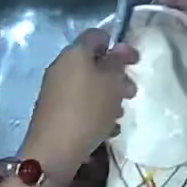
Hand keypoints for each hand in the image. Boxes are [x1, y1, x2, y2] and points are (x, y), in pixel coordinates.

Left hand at [23, 28, 137, 176]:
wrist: (53, 152)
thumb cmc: (88, 110)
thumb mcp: (111, 82)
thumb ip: (118, 62)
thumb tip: (120, 47)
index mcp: (75, 52)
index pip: (97, 35)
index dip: (117, 45)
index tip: (133, 62)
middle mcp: (62, 65)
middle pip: (93, 62)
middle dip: (115, 75)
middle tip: (131, 92)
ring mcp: (55, 88)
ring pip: (87, 84)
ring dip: (107, 94)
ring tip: (120, 114)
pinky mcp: (53, 110)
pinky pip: (79, 101)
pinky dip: (94, 109)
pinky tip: (107, 128)